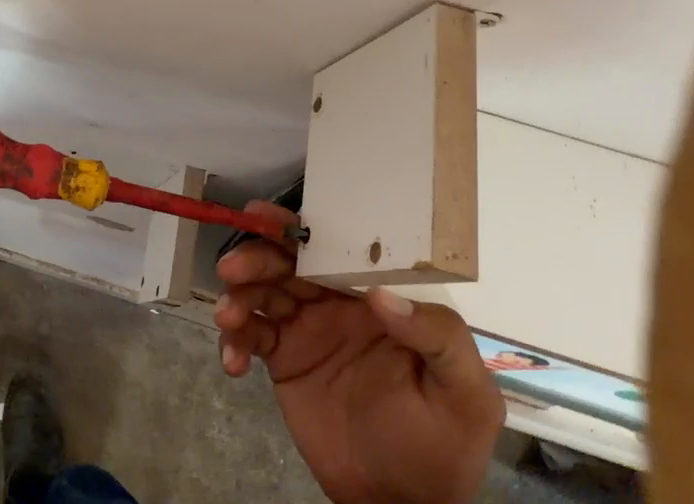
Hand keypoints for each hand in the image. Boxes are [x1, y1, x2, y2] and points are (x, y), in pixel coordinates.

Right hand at [216, 202, 503, 503]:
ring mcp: (305, 331)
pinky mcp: (282, 361)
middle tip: (232, 270)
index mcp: (376, 298)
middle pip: (287, 264)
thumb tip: (380, 294)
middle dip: (255, 258)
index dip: (298, 229)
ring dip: (238, 296)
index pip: (336, 249)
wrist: (399, 502)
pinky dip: (232, 341)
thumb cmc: (442, 445)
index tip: (264, 218)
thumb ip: (437, 338)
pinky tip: (232, 364)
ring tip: (228, 319)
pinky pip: (249, 336)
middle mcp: (336, 304)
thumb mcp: (464, 395)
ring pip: (261, 293)